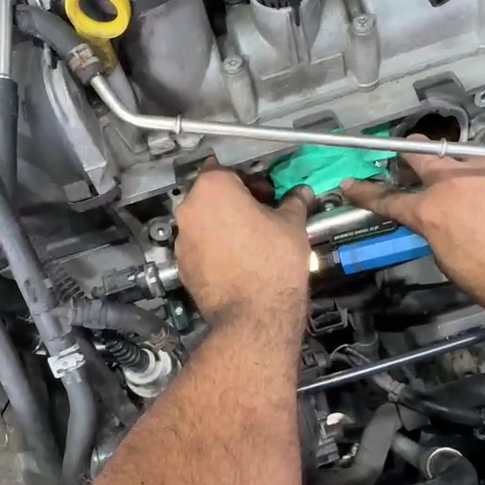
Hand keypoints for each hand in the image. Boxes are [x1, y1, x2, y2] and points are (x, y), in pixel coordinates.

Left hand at [175, 162, 312, 334]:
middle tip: (261, 214)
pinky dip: (215, 248)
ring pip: (203, 222)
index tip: (264, 192)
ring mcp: (183, 240)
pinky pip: (200, 247)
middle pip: (210, 194)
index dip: (248, 179)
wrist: (254, 316)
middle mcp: (189, 210)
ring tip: (251, 240)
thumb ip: (294, 203)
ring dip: (223, 224)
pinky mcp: (183, 267)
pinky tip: (239, 260)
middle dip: (234, 201)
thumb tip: (302, 194)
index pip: (225, 168)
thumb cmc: (272, 265)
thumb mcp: (292, 225)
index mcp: (213, 189)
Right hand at [343, 154, 484, 340]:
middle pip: (423, 154)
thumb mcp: (453, 264)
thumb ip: (438, 233)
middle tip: (403, 152)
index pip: (389, 198)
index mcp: (432, 211)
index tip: (351, 184)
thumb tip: (440, 223)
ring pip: (467, 154)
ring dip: (460, 163)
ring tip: (466, 176)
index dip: (366, 192)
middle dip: (409, 153)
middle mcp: (458, 181)